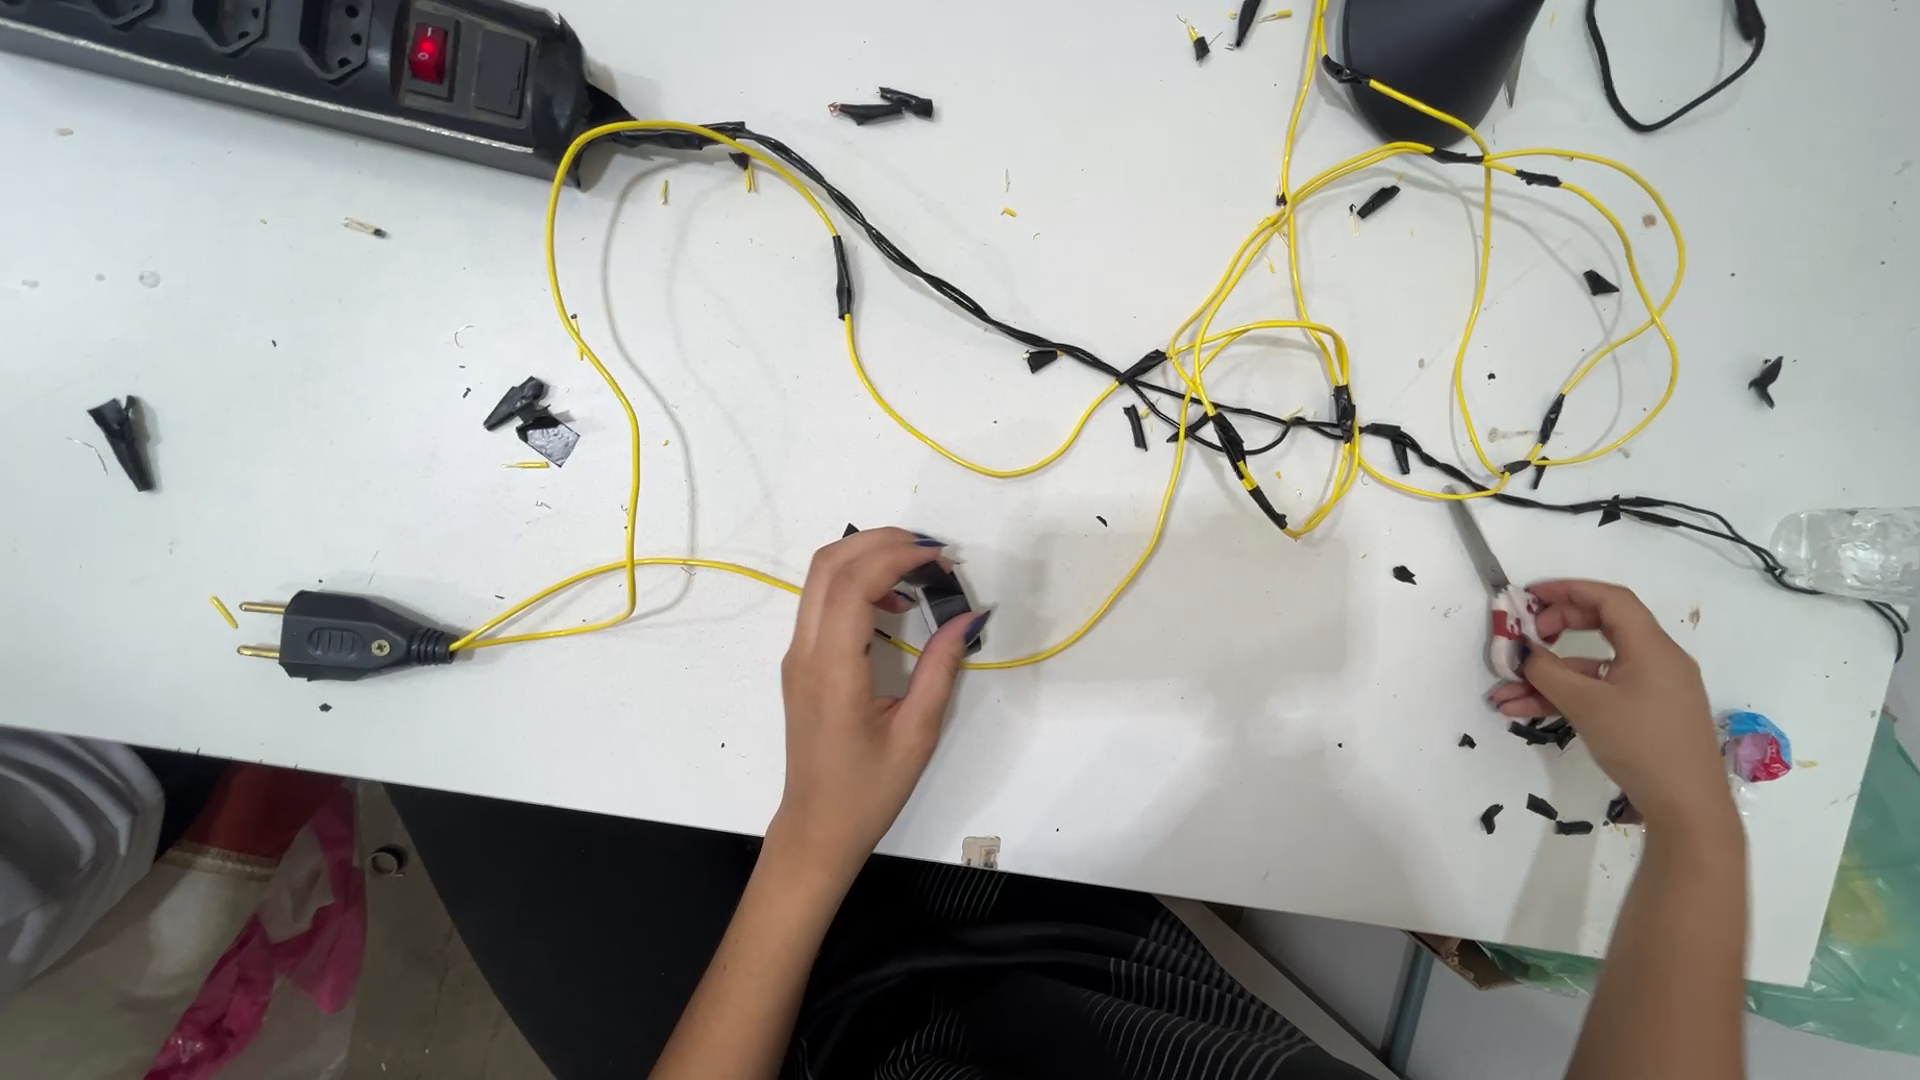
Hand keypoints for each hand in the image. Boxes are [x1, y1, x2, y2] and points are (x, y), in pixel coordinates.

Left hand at [771, 528, 982, 877]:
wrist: (816, 827)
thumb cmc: (869, 790)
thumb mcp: (918, 733)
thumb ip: (942, 668)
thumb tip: (969, 615)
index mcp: (832, 670)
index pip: (853, 583)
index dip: (898, 556)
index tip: (942, 558)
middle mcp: (804, 651)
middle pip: (829, 563)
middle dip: (882, 541)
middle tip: (933, 551)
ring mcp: (797, 653)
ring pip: (821, 576)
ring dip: (868, 556)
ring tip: (921, 569)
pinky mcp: (801, 660)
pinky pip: (823, 600)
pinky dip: (858, 581)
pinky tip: (896, 604)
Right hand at [1490, 581, 1732, 829]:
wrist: (1686, 806)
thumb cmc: (1641, 744)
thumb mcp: (1584, 703)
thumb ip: (1546, 670)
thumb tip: (1521, 650)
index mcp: (1652, 649)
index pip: (1610, 600)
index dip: (1567, 590)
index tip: (1527, 597)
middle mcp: (1654, 660)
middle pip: (1599, 625)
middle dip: (1553, 628)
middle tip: (1522, 639)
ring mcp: (1648, 686)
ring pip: (1588, 665)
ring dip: (1545, 674)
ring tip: (1504, 692)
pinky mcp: (1641, 709)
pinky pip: (1595, 688)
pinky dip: (1560, 694)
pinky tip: (1524, 709)